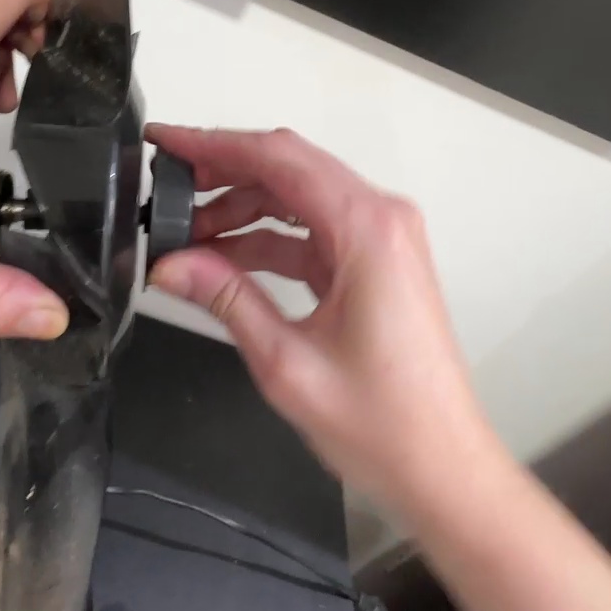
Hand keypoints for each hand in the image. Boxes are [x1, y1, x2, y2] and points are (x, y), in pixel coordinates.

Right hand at [144, 125, 490, 510]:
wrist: (444, 469)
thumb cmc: (383, 423)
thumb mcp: (287, 362)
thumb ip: (226, 299)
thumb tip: (169, 263)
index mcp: (368, 229)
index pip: (279, 158)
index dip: (215, 144)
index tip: (166, 140)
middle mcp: (381, 219)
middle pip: (288, 166)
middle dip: (222, 170)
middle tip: (166, 186)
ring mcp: (380, 238)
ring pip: (296, 195)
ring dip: (240, 206)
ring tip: (186, 231)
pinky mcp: (372, 261)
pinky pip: (310, 229)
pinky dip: (265, 236)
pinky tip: (222, 257)